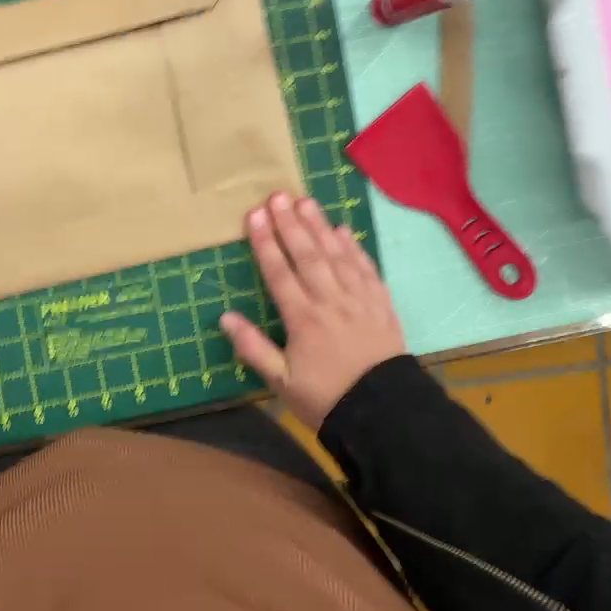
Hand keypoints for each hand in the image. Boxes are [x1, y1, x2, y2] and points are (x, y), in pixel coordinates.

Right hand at [220, 192, 406, 427]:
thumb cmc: (326, 398)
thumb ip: (253, 348)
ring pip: (337, 255)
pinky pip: (366, 269)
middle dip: (290, 223)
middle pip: (308, 255)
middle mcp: (330, 301)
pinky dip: (354, 248)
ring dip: (320, 226)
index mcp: (303, 319)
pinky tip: (343, 231)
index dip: (265, 242)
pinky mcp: (381, 305)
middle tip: (277, 196)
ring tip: (306, 201)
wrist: (385, 414)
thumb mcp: (282, 382)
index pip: (279, 272)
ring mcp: (359, 300)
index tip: (254, 215)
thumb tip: (225, 317)